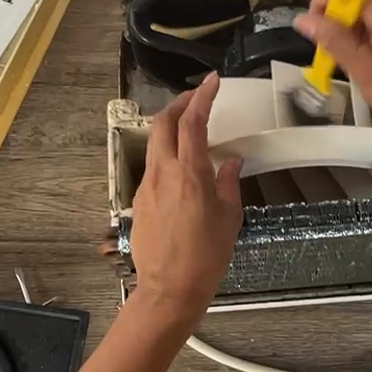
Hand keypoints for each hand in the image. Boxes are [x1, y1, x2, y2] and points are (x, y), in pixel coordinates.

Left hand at [128, 73, 243, 321]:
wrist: (169, 290)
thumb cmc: (206, 257)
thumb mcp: (229, 218)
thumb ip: (228, 183)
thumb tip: (230, 161)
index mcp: (190, 174)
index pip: (192, 122)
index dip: (203, 96)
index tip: (213, 81)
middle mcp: (163, 173)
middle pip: (163, 123)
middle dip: (180, 103)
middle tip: (198, 97)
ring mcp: (147, 186)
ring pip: (155, 143)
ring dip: (171, 127)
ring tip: (191, 127)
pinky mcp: (140, 200)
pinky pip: (154, 166)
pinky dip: (168, 153)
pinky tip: (182, 166)